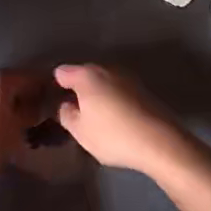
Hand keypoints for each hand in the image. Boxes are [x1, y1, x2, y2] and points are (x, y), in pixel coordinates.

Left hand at [0, 70, 32, 182]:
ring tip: (9, 120)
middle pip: (10, 81)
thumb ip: (29, 117)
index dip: (43, 89)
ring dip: (2, 100)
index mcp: (0, 80)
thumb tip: (39, 108)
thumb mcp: (13, 136)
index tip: (50, 101)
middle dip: (22, 95)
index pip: (30, 77)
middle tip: (30, 113)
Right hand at [54, 64, 195, 175]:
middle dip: (76, 89)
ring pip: (103, 82)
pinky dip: (112, 100)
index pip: (62, 73)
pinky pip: (118, 90)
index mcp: (87, 75)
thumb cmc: (113, 135)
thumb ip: (66, 114)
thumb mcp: (80, 131)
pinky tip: (113, 118)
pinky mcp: (142, 89)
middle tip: (71, 111)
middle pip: (84, 75)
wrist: (160, 141)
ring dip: (96, 95)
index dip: (54, 86)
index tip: (51, 101)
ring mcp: (127, 77)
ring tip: (92, 117)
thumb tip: (65, 104)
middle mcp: (106, 69)